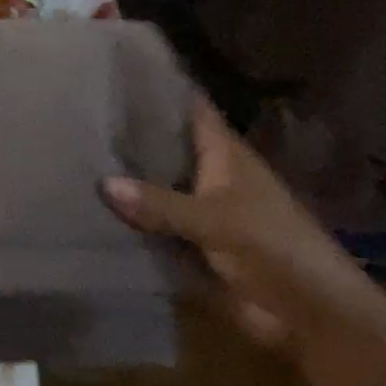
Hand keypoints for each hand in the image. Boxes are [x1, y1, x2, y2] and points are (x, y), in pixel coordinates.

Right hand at [103, 97, 374, 347]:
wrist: (310, 313)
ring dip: (127, 183)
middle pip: (168, 148)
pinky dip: (132, 224)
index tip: (119, 72)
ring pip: (158, 189)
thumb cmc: (273, 246)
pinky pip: (156, 229)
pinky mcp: (195, 247)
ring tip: (74, 159)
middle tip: (80, 116)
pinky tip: (92, 212)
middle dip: (131, 136)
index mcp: (225, 154)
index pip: (192, 108)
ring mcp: (202, 212)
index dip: (163, 89)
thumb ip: (160, 203)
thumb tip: (102, 182)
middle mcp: (211, 175)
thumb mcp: (215, 218)